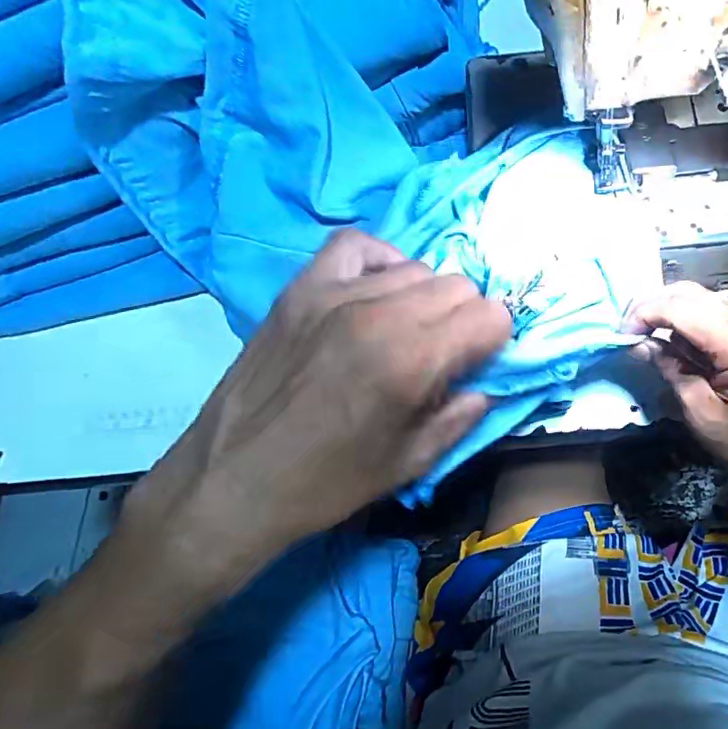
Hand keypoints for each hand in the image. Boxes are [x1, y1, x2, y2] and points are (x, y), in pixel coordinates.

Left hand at [122, 231, 510, 592]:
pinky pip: (355, 245)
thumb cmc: (328, 483)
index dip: (494, 340)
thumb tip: (485, 384)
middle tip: (444, 353)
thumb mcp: (410, 463)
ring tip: (405, 329)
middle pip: (459, 286)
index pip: (491, 316)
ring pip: (416, 267)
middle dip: (465, 319)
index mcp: (412, 362)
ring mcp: (336, 294)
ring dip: (426, 297)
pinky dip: (379, 261)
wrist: (233, 481)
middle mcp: (381, 315)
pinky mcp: (300, 289)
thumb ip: (460, 416)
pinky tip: (376, 290)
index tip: (478, 362)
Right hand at [625, 282, 727, 509]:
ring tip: (642, 333)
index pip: (683, 308)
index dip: (645, 314)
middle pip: (690, 294)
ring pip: (700, 298)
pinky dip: (684, 318)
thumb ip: (673, 373)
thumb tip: (643, 344)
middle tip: (626, 330)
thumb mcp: (703, 416)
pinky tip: (669, 338)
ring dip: (667, 309)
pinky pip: (712, 312)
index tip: (621, 334)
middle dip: (652, 305)